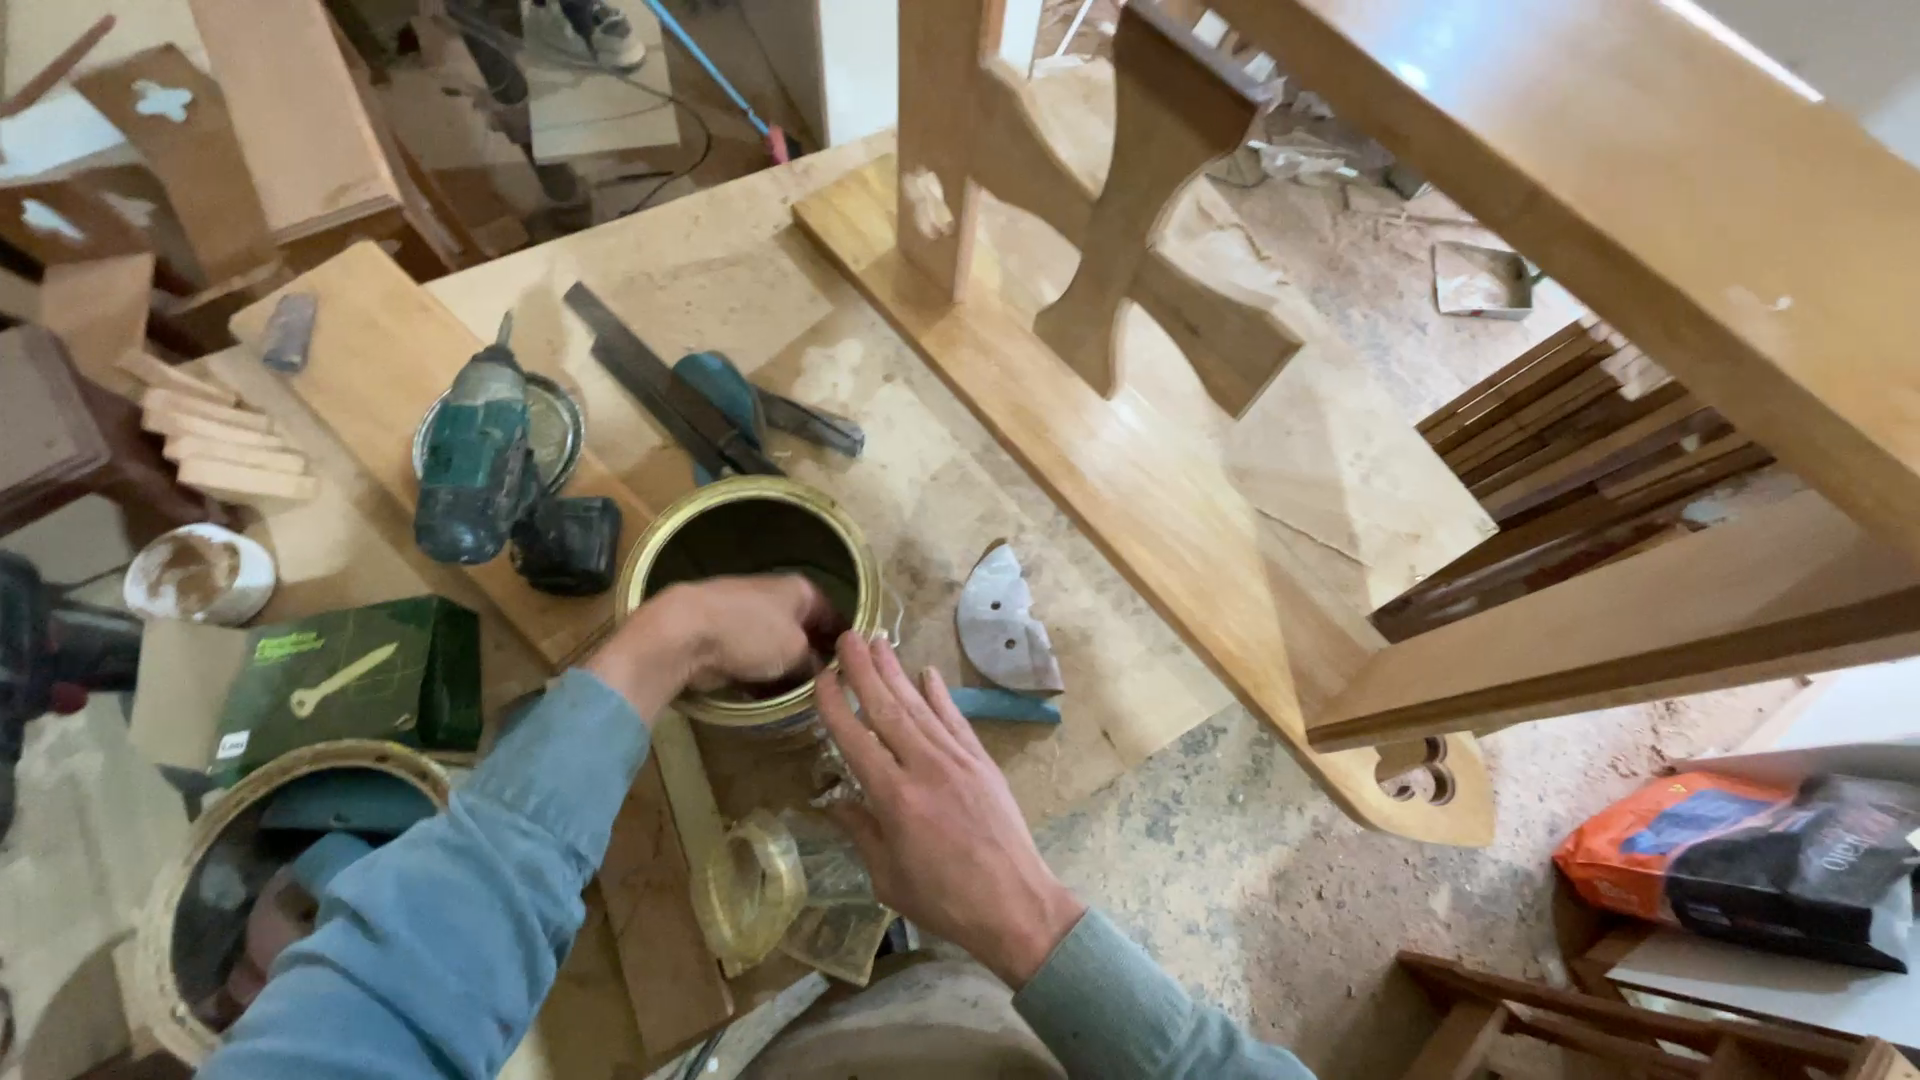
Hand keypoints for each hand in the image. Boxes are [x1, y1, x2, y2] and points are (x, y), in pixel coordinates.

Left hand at [584, 575, 838, 721]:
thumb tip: (819, 673)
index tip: (856, 668)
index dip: (846, 642)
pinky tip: (770, 697)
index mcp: (800, 590)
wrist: (684, 633)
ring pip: (779, 648)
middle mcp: (776, 598)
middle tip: (829, 689)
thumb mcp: (796, 651)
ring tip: (801, 699)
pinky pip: (754, 660)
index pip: (834, 616)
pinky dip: (763, 675)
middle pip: (806, 632)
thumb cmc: (751, 632)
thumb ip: (814, 663)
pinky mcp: (724, 638)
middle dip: (815, 659)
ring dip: (788, 671)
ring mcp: (748, 617)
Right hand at [816, 632, 1084, 987]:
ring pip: (920, 706)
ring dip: (896, 672)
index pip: (855, 739)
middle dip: (863, 669)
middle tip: (847, 636)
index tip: (821, 676)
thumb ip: (862, 832)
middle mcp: (924, 767)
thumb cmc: (945, 901)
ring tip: (878, 642)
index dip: (835, 705)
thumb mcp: (888, 878)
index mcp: (894, 798)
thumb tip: (836, 802)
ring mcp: (957, 760)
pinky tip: (928, 673)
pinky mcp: (982, 761)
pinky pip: (956, 720)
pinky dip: (940, 695)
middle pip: (887, 708)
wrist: (1016, 904)